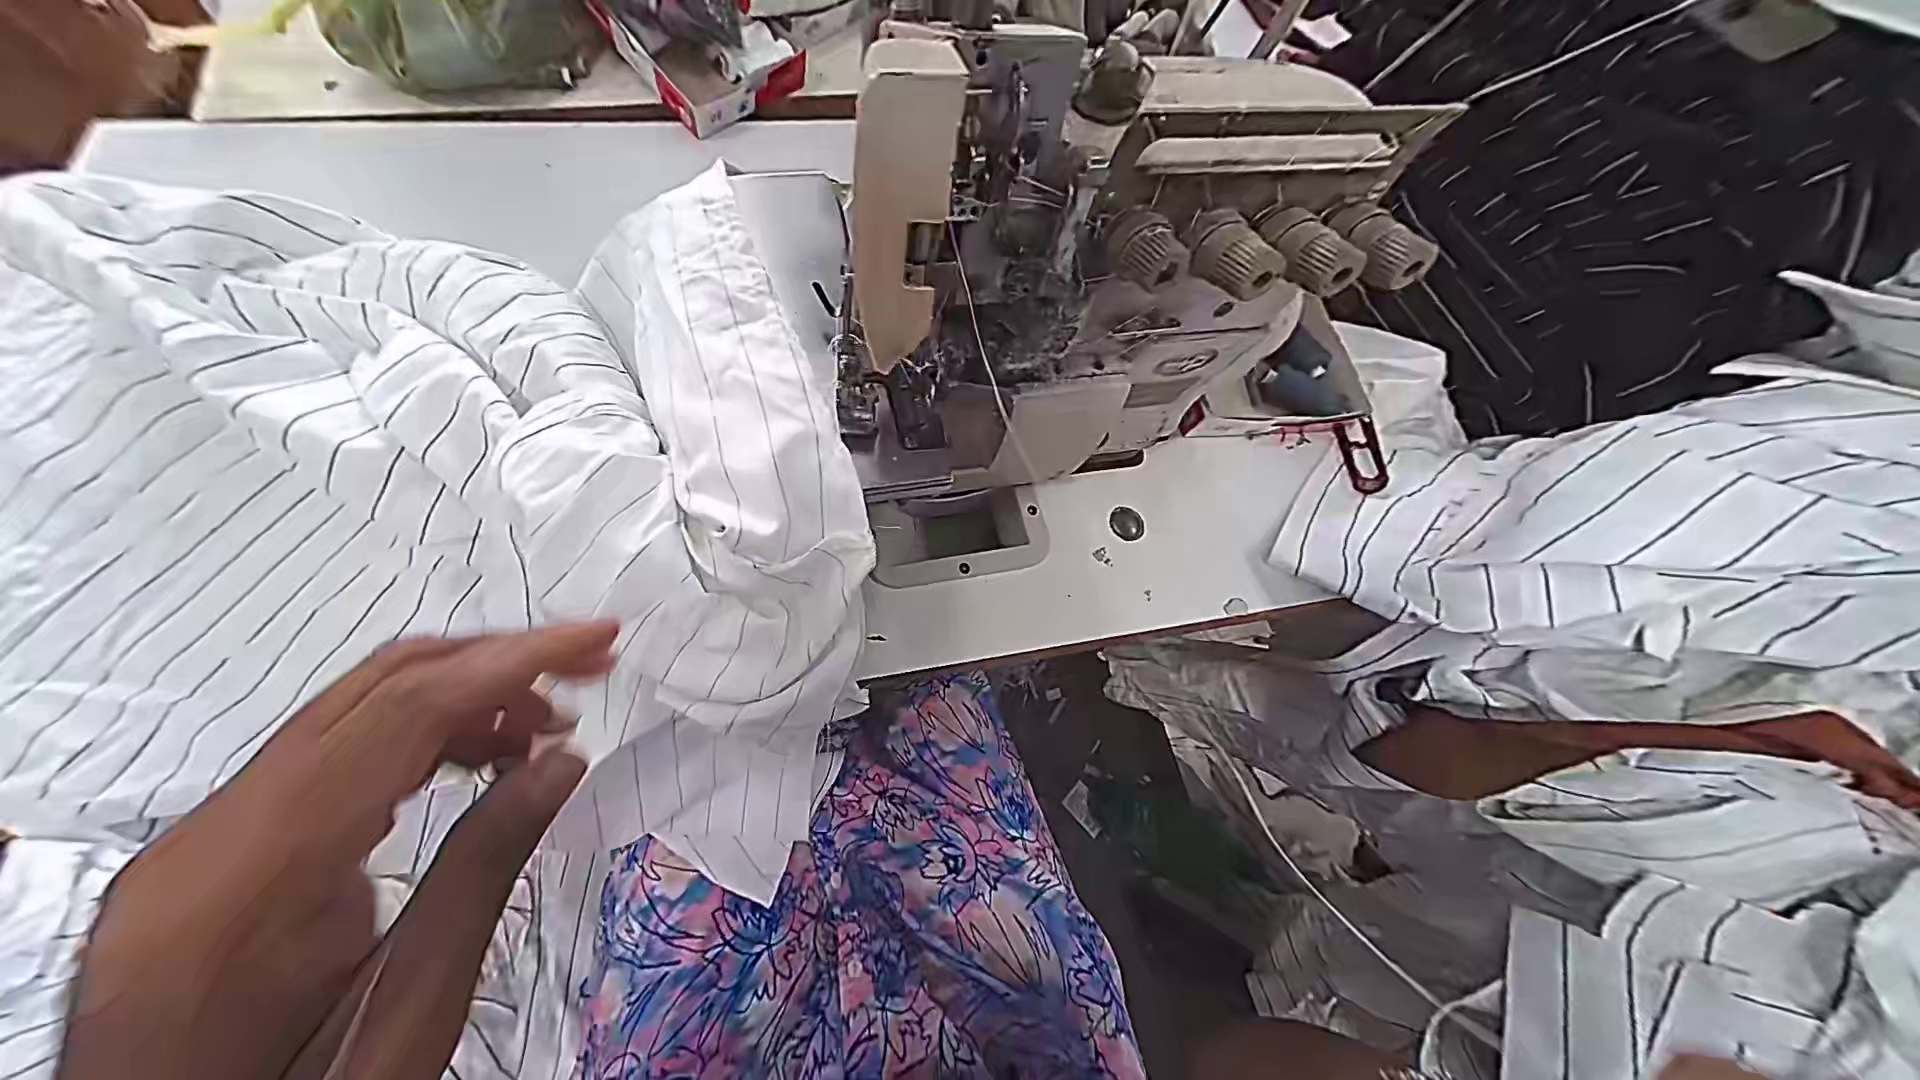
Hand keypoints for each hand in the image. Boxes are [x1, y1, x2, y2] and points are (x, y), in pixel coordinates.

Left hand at [58, 622, 618, 1079]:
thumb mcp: (410, 1005)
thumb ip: (484, 869)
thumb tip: (564, 761)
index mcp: (256, 873)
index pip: (405, 711)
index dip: (514, 660)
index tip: (595, 639)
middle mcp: (219, 831)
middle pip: (380, 687)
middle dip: (501, 660)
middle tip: (591, 665)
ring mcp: (218, 831)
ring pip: (365, 707)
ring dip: (473, 694)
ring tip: (551, 724)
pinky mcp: (235, 840)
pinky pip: (348, 749)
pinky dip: (434, 731)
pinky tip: (488, 755)